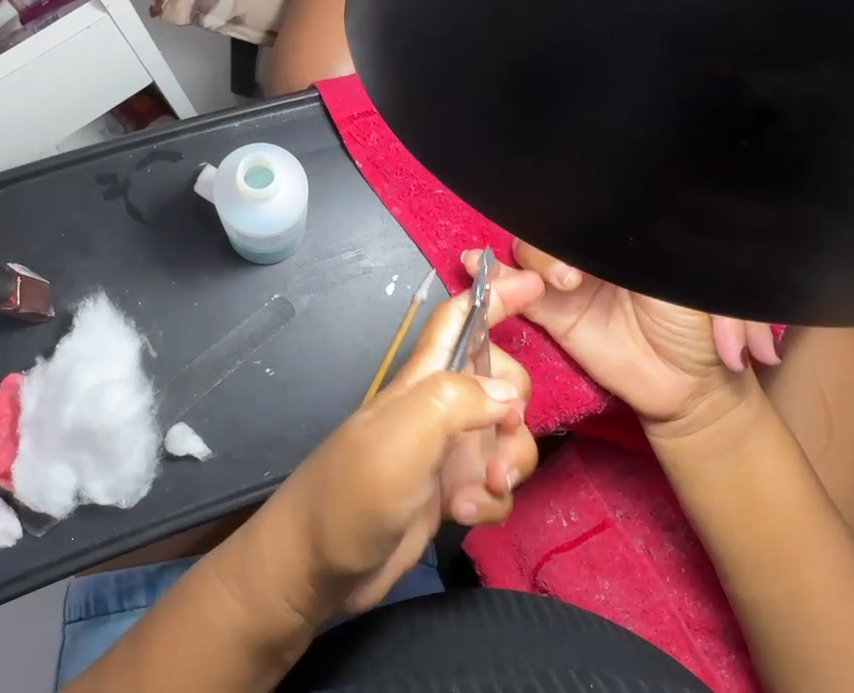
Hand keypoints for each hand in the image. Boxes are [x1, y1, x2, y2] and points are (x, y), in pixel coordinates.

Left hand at [262, 273, 540, 613]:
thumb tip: (508, 398)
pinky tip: (465, 516)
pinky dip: (492, 501)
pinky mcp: (450, 494)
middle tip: (500, 441)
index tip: (535, 284)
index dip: (495, 296)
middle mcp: (438, 408)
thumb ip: (457, 401)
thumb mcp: (403, 434)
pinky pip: (495, 487)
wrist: (319, 569)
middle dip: (516, 408)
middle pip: (501, 382)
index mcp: (422, 379)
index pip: (461, 319)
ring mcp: (446, 453)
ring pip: (507, 439)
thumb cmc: (353, 492)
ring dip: (507, 464)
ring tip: (476, 493)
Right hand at [466, 241, 776, 434]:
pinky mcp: (550, 314)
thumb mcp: (683, 277)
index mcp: (620, 237)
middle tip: (569, 276)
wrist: (691, 386)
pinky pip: (515, 293)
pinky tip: (475, 268)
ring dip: (525, 261)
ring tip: (550, 284)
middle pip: (550, 228)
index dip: (571, 214)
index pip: (584, 210)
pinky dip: (492, 280)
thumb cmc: (697, 327)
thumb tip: (613, 228)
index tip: (578, 246)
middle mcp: (589, 253)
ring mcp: (565, 282)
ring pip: (528, 256)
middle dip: (548, 245)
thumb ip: (644, 249)